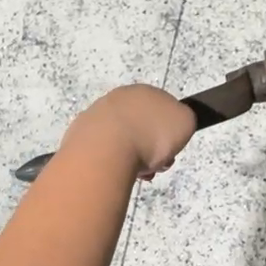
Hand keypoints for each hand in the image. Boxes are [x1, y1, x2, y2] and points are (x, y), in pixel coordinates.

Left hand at [65, 84, 196, 178]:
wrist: (107, 149)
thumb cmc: (151, 136)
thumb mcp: (185, 123)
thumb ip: (183, 119)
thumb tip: (173, 125)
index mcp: (144, 91)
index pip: (162, 110)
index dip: (170, 132)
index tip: (170, 150)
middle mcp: (118, 98)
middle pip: (141, 125)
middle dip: (150, 147)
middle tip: (154, 165)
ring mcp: (96, 114)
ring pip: (122, 138)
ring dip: (133, 156)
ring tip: (137, 173)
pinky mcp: (80, 134)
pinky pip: (103, 149)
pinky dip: (112, 160)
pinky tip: (116, 171)